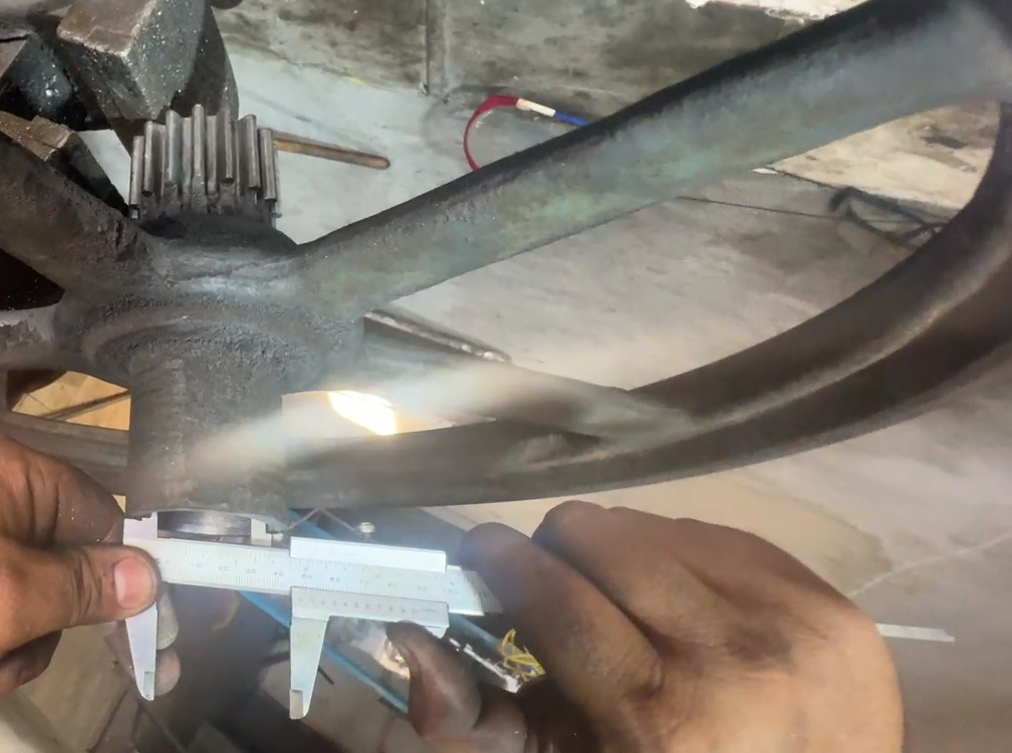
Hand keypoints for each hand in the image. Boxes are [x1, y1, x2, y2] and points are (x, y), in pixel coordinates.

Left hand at [0, 435, 161, 709]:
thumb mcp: (5, 599)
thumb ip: (81, 585)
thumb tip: (148, 574)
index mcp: (12, 473)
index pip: (100, 512)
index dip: (123, 571)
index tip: (146, 633)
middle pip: (63, 555)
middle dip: (50, 617)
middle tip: (19, 656)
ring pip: (25, 588)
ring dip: (14, 637)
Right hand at [388, 502, 901, 752]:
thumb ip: (463, 713)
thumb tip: (402, 630)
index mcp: (659, 714)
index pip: (538, 579)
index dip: (491, 557)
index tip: (480, 563)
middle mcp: (735, 661)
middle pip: (585, 530)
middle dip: (553, 555)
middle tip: (559, 597)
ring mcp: (794, 626)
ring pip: (640, 522)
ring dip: (615, 556)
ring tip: (629, 609)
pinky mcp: (834, 606)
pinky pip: (705, 531)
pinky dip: (676, 560)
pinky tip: (687, 610)